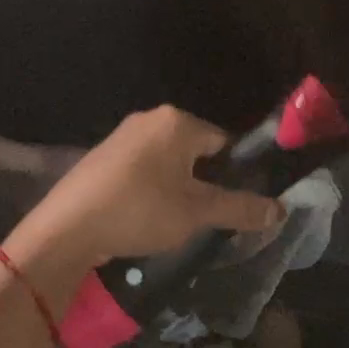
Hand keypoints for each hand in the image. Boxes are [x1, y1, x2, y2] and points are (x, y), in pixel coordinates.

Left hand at [19, 106, 284, 266]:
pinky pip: (142, 170)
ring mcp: (122, 136)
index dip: (234, 175)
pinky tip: (145, 219)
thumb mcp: (197, 212)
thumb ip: (240, 208)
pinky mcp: (103, 157)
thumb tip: (280, 209)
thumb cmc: (140, 211)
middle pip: (196, 151)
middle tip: (205, 218)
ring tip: (175, 223)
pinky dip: (151, 191)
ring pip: (168, 163)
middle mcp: (150, 119)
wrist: (68, 228)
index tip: (232, 205)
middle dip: (204, 183)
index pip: (224, 142)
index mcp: (177, 121)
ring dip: (177, 189)